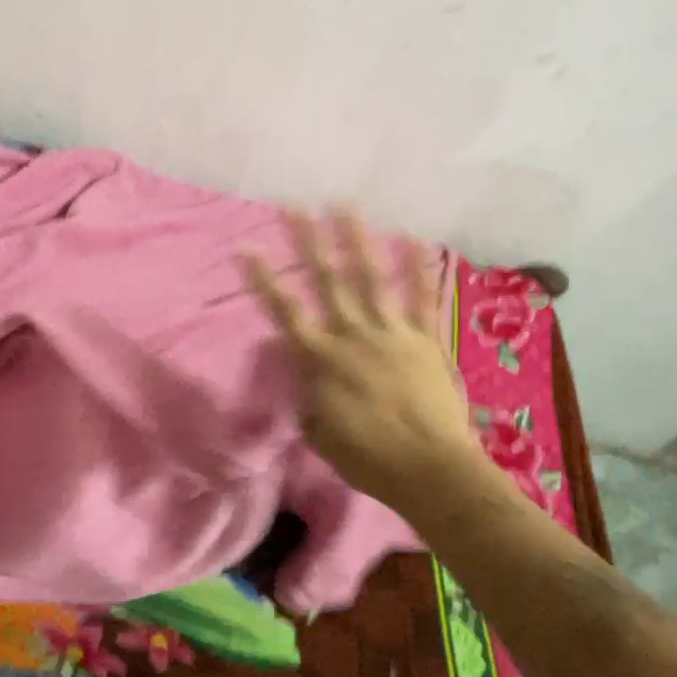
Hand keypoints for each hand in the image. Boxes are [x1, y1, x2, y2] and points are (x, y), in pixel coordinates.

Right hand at [242, 209, 485, 502]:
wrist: (430, 471)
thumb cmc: (368, 459)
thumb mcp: (320, 431)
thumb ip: (308, 394)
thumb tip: (301, 370)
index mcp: (321, 359)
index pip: (285, 310)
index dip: (263, 278)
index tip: (246, 247)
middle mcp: (352, 336)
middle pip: (326, 280)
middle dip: (308, 240)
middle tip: (294, 205)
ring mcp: (392, 333)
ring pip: (370, 278)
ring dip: (356, 239)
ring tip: (344, 206)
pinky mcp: (426, 340)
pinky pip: (422, 298)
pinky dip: (417, 268)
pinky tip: (411, 237)